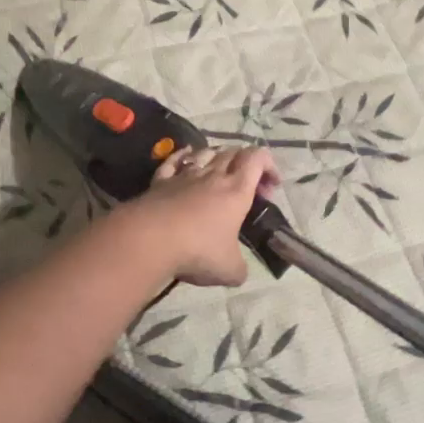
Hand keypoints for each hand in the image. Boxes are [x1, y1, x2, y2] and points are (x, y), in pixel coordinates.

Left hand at [123, 147, 281, 286]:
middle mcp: (212, 175)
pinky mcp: (161, 181)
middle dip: (245, 163)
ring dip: (217, 157)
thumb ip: (240, 267)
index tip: (271, 187)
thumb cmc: (198, 250)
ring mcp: (185, 174)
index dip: (268, 165)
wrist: (151, 238)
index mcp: (236, 190)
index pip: (257, 158)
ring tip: (219, 172)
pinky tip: (185, 157)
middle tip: (248, 187)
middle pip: (232, 152)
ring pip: (205, 152)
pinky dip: (183, 156)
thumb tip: (238, 270)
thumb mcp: (230, 270)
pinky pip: (174, 160)